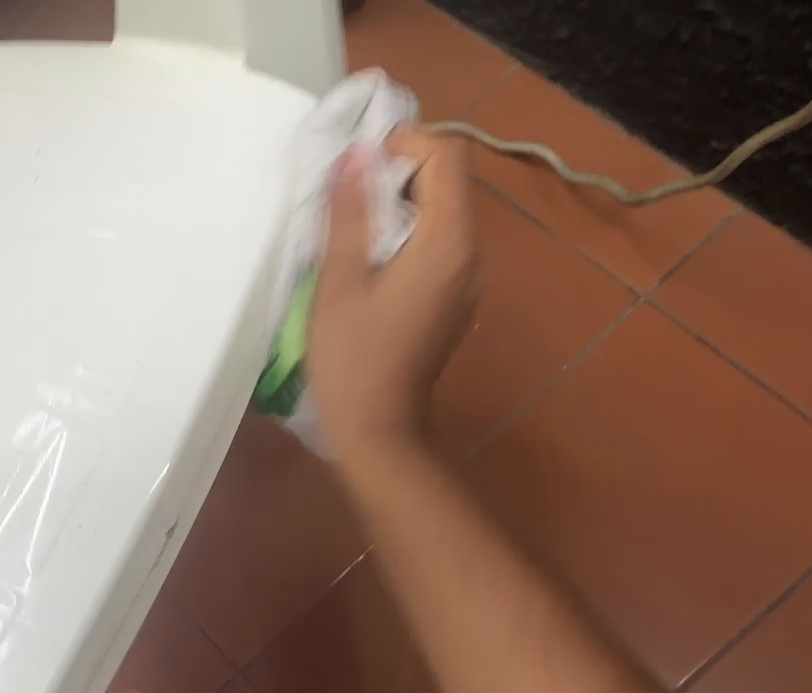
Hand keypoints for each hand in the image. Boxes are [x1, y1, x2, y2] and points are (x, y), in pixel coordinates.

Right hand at [306, 128, 480, 460]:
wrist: (378, 431)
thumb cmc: (352, 360)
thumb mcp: (340, 283)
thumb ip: (350, 214)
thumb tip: (356, 154)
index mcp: (447, 244)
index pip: (447, 155)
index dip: (404, 143)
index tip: (357, 168)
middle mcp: (471, 256)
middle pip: (447, 182)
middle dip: (398, 174)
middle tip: (345, 201)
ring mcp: (467, 282)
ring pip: (442, 216)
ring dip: (399, 208)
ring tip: (351, 234)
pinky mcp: (454, 303)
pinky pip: (438, 249)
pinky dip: (407, 239)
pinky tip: (370, 269)